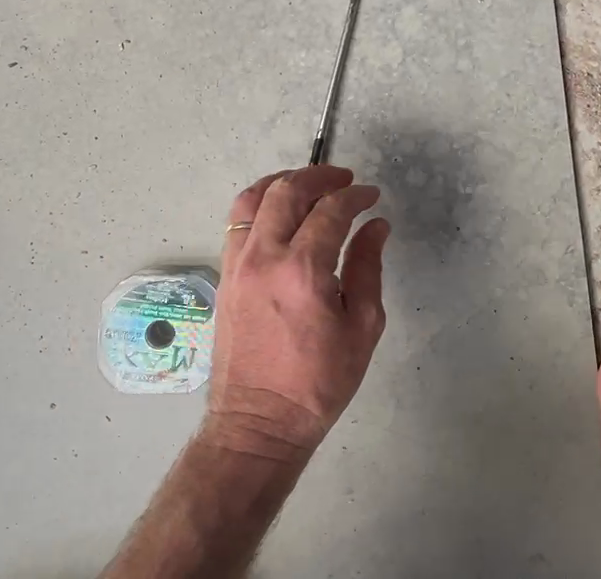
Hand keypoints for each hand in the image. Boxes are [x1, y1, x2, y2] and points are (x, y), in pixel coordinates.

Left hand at [203, 165, 390, 460]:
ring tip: (310, 185)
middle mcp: (264, 258)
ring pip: (253, 199)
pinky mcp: (224, 277)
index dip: (355, 197)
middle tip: (344, 180)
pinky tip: (282, 213)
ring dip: (284, 182)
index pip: (331, 210)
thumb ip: (368, 267)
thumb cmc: (318, 383)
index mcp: (302, 270)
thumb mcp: (362, 326)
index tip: (372, 197)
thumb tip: (376, 226)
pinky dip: (262, 204)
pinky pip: (238, 223)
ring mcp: (237, 265)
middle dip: (320, 176)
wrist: (257, 424)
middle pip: (287, 191)